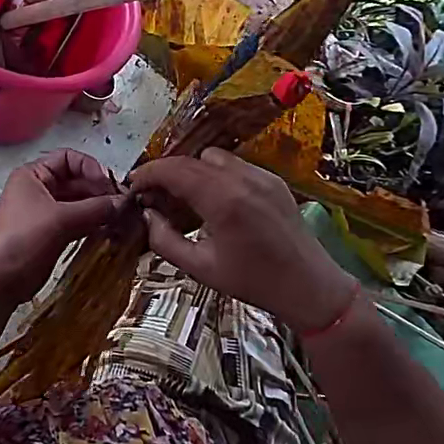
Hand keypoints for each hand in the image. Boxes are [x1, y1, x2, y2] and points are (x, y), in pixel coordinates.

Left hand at [0, 149, 122, 303]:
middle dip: (98, 190)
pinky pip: (77, 221)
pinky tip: (110, 229)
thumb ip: (94, 208)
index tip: (109, 185)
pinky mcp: (51, 234)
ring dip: (98, 208)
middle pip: (76, 181)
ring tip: (121, 218)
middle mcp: (39, 189)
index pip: (68, 159)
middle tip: (123, 205)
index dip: (90, 167)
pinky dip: (92, 223)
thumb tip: (124, 202)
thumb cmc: (23, 238)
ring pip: (78, 203)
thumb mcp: (60, 219)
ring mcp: (45, 212)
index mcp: (33, 174)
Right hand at [128, 148, 357, 331]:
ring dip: (191, 170)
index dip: (148, 174)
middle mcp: (241, 180)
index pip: (174, 171)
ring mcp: (260, 176)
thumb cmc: (254, 282)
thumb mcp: (202, 269)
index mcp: (222, 201)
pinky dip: (216, 173)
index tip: (133, 185)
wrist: (310, 286)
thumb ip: (166, 241)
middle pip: (190, 160)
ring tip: (184, 196)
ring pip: (212, 157)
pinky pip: (234, 164)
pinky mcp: (272, 179)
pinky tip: (214, 199)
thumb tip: (147, 216)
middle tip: (152, 194)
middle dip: (166, 172)